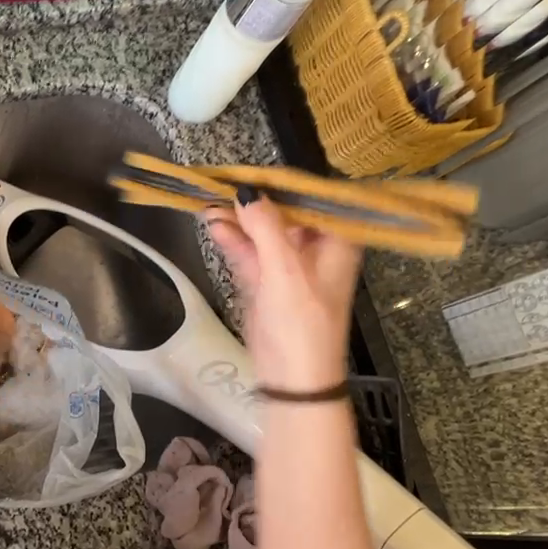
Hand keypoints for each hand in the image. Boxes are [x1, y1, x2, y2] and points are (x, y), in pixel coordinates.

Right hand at [206, 199, 361, 392]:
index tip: (257, 169)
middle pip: (285, 214)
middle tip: (225, 184)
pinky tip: (215, 226)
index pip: (316, 199)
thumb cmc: (302, 324)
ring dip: (239, 220)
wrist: (292, 378)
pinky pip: (249, 254)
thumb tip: (247, 192)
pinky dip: (233, 241)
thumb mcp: (285, 270)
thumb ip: (265, 227)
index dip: (287, 183)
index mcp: (336, 243)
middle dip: (256, 201)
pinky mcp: (266, 284)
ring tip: (211, 202)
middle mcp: (315, 249)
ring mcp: (288, 267)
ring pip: (263, 233)